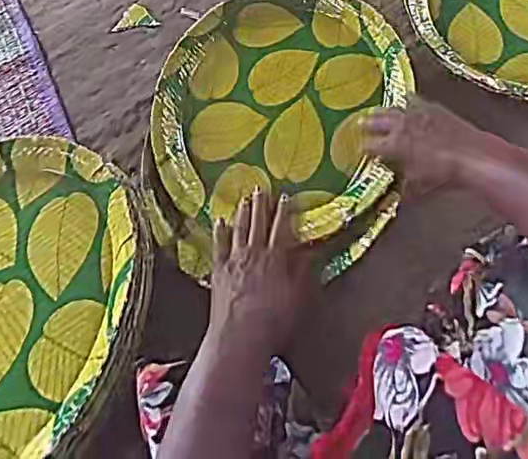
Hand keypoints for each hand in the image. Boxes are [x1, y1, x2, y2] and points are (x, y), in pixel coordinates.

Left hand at [208, 188, 314, 355]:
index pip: (281, 227)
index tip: (284, 196)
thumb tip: (309, 250)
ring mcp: (234, 260)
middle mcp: (255, 252)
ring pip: (239, 229)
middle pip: (259, 222)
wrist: (238, 339)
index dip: (283, 210)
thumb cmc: (272, 322)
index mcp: (276, 257)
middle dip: (261, 204)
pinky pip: (219, 245)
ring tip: (244, 199)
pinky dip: (220, 231)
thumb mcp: (296, 297)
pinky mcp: (218, 270)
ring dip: (242, 212)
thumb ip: (301, 271)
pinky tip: (220, 221)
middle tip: (261, 187)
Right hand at [362, 101, 498, 195]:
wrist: (472, 155)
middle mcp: (403, 126)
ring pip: (394, 109)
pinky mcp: (433, 108)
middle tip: (360, 124)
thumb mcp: (419, 187)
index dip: (365, 148)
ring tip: (376, 110)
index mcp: (395, 145)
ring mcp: (418, 114)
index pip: (373, 145)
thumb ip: (403, 188)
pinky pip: (415, 100)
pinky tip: (406, 97)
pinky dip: (408, 100)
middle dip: (369, 124)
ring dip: (384, 111)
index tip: (360, 149)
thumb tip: (396, 194)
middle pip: (380, 122)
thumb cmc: (444, 174)